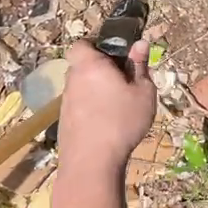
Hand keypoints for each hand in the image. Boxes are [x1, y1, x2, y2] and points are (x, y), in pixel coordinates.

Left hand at [57, 39, 156, 176]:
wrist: (91, 165)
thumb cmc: (122, 121)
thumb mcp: (143, 91)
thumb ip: (140, 65)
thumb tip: (140, 43)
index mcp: (91, 67)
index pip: (82, 44)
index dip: (96, 44)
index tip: (117, 52)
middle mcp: (73, 81)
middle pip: (83, 65)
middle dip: (101, 66)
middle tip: (125, 76)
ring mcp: (65, 103)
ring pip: (82, 85)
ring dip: (97, 87)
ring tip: (119, 100)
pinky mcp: (64, 122)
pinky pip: (79, 103)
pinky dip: (91, 105)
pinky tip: (108, 119)